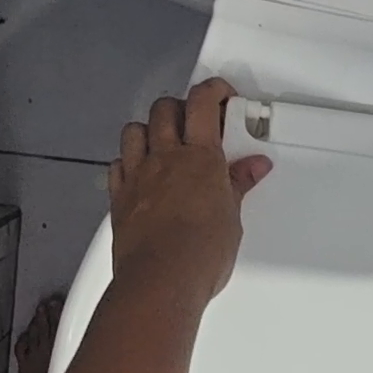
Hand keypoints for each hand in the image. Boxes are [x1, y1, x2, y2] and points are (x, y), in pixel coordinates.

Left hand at [109, 78, 272, 302]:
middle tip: (194, 123)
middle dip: (180, 107)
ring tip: (163, 143)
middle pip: (164, 109)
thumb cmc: (203, 253)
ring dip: (149, 129)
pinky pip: (117, 164)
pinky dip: (128, 161)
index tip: (222, 94)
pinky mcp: (118, 197)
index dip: (212, 90)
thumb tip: (255, 166)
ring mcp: (137, 175)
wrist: (160, 282)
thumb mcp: (232, 218)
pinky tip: (139, 173)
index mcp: (199, 157)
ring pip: (134, 129)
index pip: (203, 103)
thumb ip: (238, 185)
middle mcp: (165, 157)